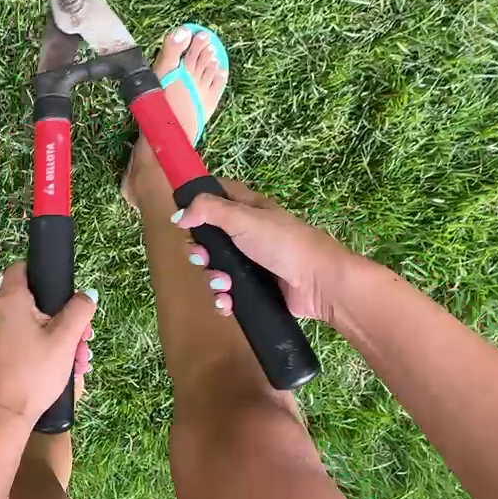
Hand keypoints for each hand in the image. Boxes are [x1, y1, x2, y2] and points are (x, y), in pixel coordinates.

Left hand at [0, 262, 98, 421]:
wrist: (7, 413)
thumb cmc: (35, 371)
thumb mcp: (65, 339)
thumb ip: (79, 311)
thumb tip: (87, 295)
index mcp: (11, 300)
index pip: (21, 268)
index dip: (43, 274)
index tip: (64, 292)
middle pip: (36, 302)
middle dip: (65, 317)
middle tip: (84, 337)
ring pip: (36, 325)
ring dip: (60, 337)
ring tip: (80, 359)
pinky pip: (27, 340)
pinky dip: (46, 348)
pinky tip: (66, 367)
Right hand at [174, 179, 361, 323]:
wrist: (320, 283)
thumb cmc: (283, 243)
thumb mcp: (244, 218)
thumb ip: (208, 211)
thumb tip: (178, 216)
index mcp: (249, 210)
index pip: (218, 196)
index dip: (198, 203)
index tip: (183, 217)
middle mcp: (248, 234)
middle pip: (209, 238)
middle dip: (201, 250)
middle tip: (203, 258)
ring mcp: (252, 263)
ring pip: (216, 268)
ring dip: (213, 278)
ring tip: (224, 285)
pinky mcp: (255, 289)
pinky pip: (228, 292)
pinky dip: (223, 298)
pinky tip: (227, 302)